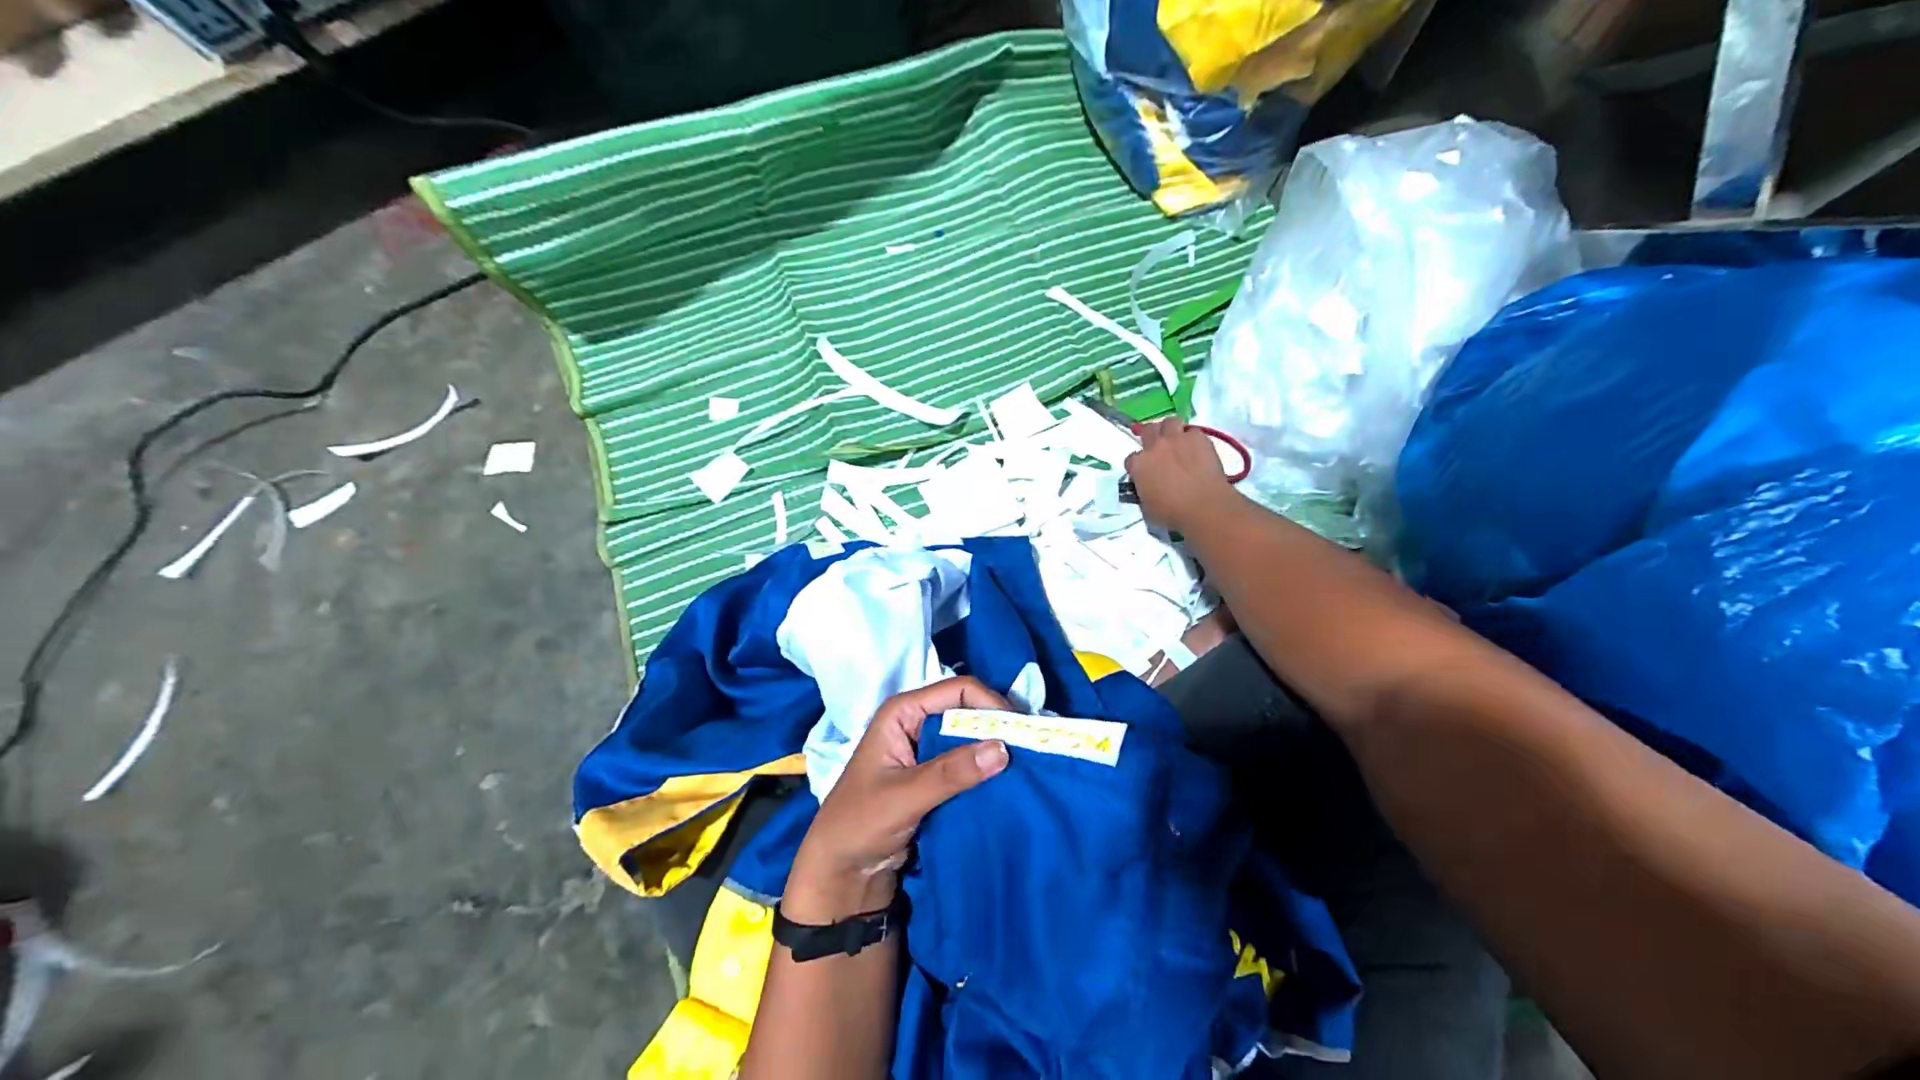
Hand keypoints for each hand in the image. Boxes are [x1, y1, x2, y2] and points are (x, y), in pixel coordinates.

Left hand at [784, 677, 1010, 922]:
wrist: (840, 873)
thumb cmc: (859, 824)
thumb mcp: (905, 796)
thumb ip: (951, 772)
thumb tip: (1003, 748)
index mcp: (903, 713)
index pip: (958, 691)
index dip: (991, 704)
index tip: (1019, 732)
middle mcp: (917, 723)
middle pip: (969, 711)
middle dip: (998, 728)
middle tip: (1032, 750)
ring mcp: (926, 751)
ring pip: (971, 739)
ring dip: (995, 752)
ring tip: (1028, 767)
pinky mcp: (935, 778)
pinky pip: (969, 765)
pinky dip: (987, 772)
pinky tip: (1008, 784)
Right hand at [1125, 417, 1235, 531]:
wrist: (1204, 506)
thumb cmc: (1172, 513)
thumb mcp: (1146, 507)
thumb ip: (1142, 491)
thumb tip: (1146, 488)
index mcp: (1138, 464)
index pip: (1131, 458)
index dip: (1138, 465)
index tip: (1144, 472)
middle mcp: (1155, 446)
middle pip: (1148, 429)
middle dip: (1151, 436)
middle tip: (1159, 448)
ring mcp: (1177, 439)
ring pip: (1170, 422)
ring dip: (1171, 429)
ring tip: (1177, 441)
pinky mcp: (1199, 438)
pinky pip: (1193, 431)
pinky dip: (1193, 438)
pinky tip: (1197, 449)